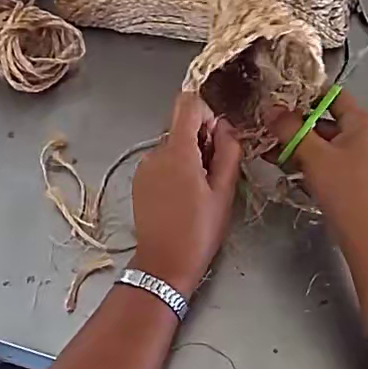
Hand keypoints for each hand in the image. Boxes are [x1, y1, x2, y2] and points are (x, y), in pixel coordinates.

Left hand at [131, 93, 243, 295]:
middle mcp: (155, 153)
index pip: (188, 104)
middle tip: (214, 176)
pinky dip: (176, 170)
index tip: (218, 141)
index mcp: (177, 152)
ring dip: (190, 158)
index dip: (207, 114)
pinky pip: (162, 162)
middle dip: (202, 142)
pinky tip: (183, 198)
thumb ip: (228, 150)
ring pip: (173, 147)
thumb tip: (225, 127)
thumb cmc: (199, 230)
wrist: (164, 264)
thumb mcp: (224, 191)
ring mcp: (144, 167)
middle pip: (182, 128)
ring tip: (199, 192)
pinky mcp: (139, 180)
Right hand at [267, 93, 367, 245]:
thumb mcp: (313, 155)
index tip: (278, 96)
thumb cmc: (344, 188)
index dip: (305, 93)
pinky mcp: (348, 176)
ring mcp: (356, 156)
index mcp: (361, 122)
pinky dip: (303, 158)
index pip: (332, 94)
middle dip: (294, 121)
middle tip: (265, 122)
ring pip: (320, 141)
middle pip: (324, 119)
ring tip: (265, 143)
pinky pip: (322, 158)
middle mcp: (361, 135)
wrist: (365, 234)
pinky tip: (278, 161)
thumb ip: (290, 129)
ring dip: (294, 142)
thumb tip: (270, 108)